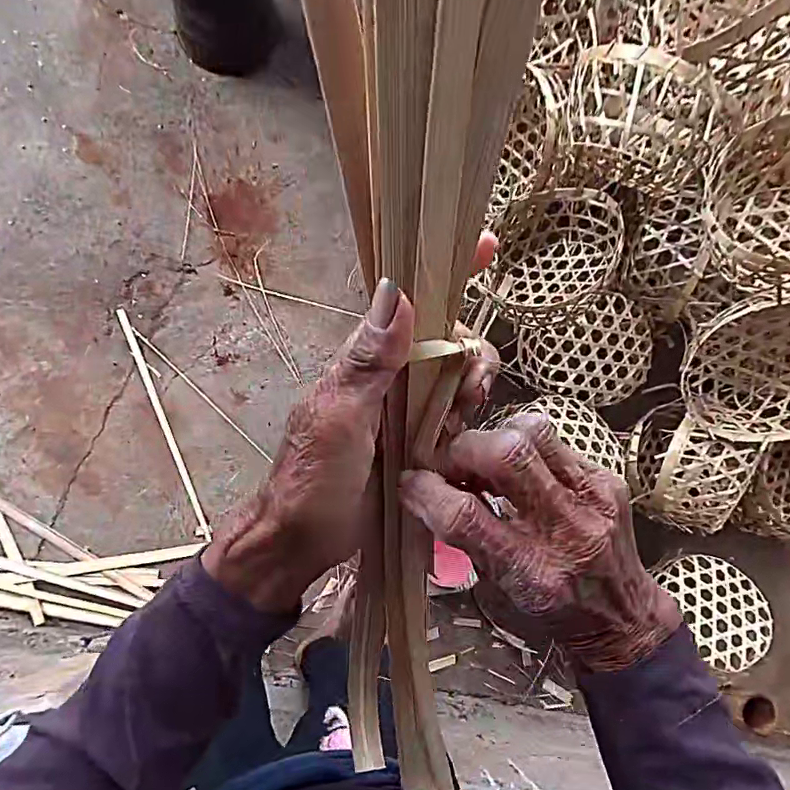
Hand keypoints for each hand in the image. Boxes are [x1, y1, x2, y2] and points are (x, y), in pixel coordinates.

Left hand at [202, 235, 500, 612]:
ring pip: (457, 380)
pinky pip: (456, 421)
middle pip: (449, 341)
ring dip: (473, 392)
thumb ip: (369, 360)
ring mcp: (406, 412)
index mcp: (367, 361)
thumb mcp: (340, 417)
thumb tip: (396, 289)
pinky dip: (468, 425)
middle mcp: (390, 378)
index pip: (409, 303)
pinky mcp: (420, 446)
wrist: (303, 542)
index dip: (446, 273)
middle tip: (472, 392)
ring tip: (460, 425)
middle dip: (471, 354)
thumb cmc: (313, 479)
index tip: (486, 247)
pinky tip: (461, 447)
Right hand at [398, 412, 680, 672]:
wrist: (622, 616)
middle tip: (452, 466)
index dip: (427, 491)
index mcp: (530, 570)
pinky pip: (555, 440)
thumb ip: (466, 540)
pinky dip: (525, 447)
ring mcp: (591, 499)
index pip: (466, 517)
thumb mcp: (498, 591)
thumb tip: (425, 490)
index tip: (411, 483)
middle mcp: (564, 529)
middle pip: (505, 455)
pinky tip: (520, 469)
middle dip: (463, 450)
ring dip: (496, 437)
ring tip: (485, 461)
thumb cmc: (552, 609)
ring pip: (533, 432)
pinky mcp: (606, 480)